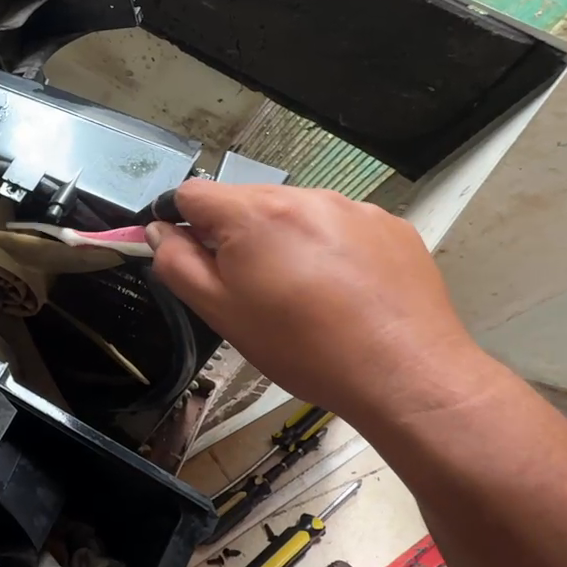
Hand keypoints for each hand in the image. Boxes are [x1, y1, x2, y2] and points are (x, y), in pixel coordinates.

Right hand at [146, 180, 496, 422]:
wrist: (406, 374)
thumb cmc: (300, 346)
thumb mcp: (217, 309)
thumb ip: (175, 261)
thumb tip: (160, 230)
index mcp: (255, 213)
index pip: (191, 192)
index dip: (180, 221)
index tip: (191, 256)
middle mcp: (304, 196)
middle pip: (243, 200)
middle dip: (234, 233)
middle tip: (246, 284)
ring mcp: (353, 207)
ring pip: (291, 211)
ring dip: (280, 238)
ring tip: (298, 289)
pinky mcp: (390, 225)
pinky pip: (335, 223)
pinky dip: (325, 245)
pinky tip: (338, 287)